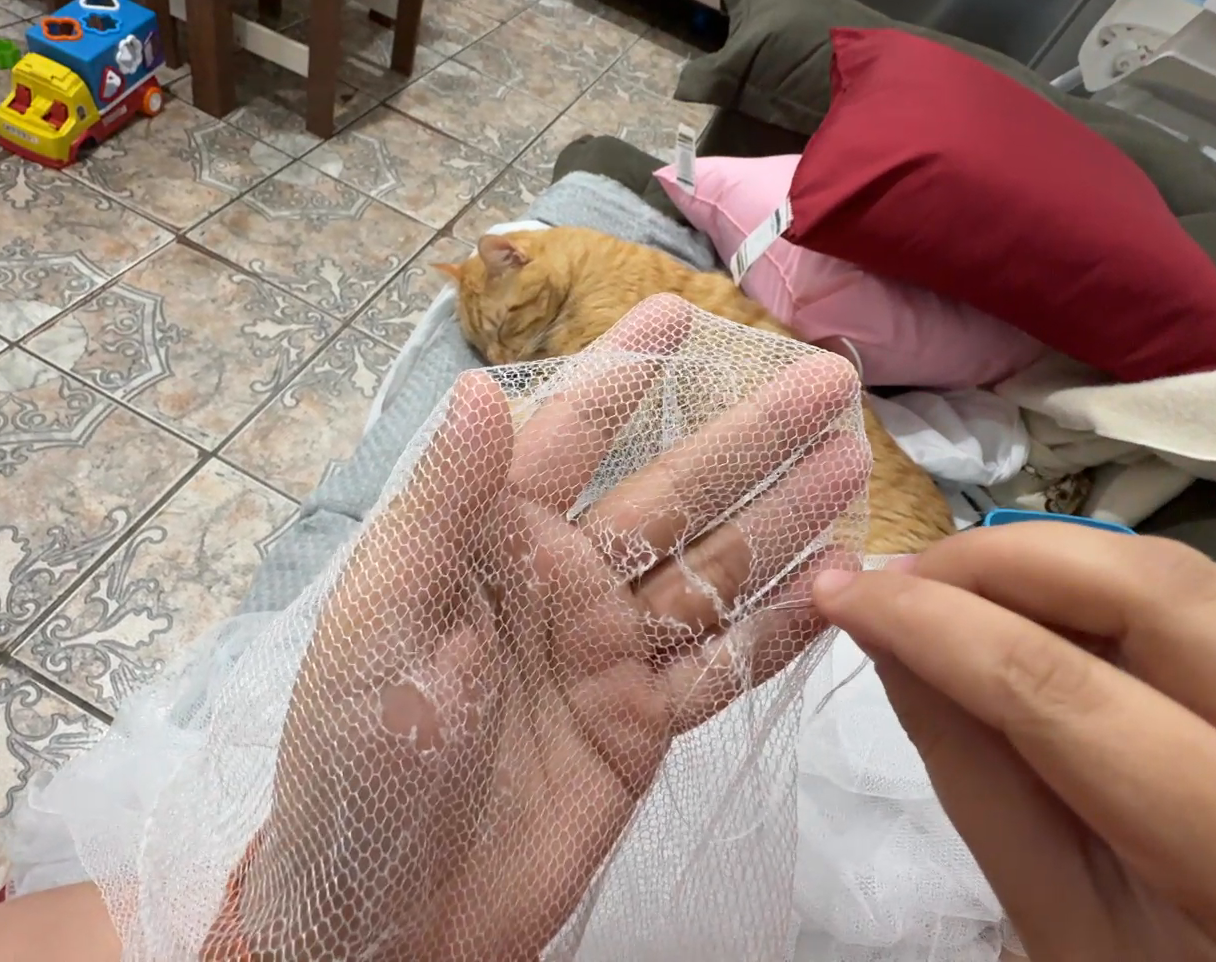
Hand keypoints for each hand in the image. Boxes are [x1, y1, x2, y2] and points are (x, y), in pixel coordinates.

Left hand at [222, 297, 868, 958]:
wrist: (390, 911)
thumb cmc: (364, 756)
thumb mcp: (386, 618)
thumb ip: (441, 504)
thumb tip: (475, 387)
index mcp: (494, 540)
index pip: (569, 431)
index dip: (626, 369)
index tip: (681, 312)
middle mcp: (561, 580)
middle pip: (671, 490)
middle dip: (746, 434)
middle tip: (823, 381)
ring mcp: (607, 650)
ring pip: (712, 570)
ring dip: (782, 518)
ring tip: (851, 462)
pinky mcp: (639, 721)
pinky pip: (721, 666)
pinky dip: (778, 632)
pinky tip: (838, 590)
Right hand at [813, 524, 1215, 960]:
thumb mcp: (1064, 935)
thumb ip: (974, 773)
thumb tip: (886, 636)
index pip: (1076, 698)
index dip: (936, 627)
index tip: (844, 593)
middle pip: (1162, 593)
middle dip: (997, 561)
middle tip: (898, 576)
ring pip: (1192, 580)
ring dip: (1040, 561)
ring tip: (944, 587)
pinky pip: (1214, 609)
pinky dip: (1092, 589)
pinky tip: (1024, 611)